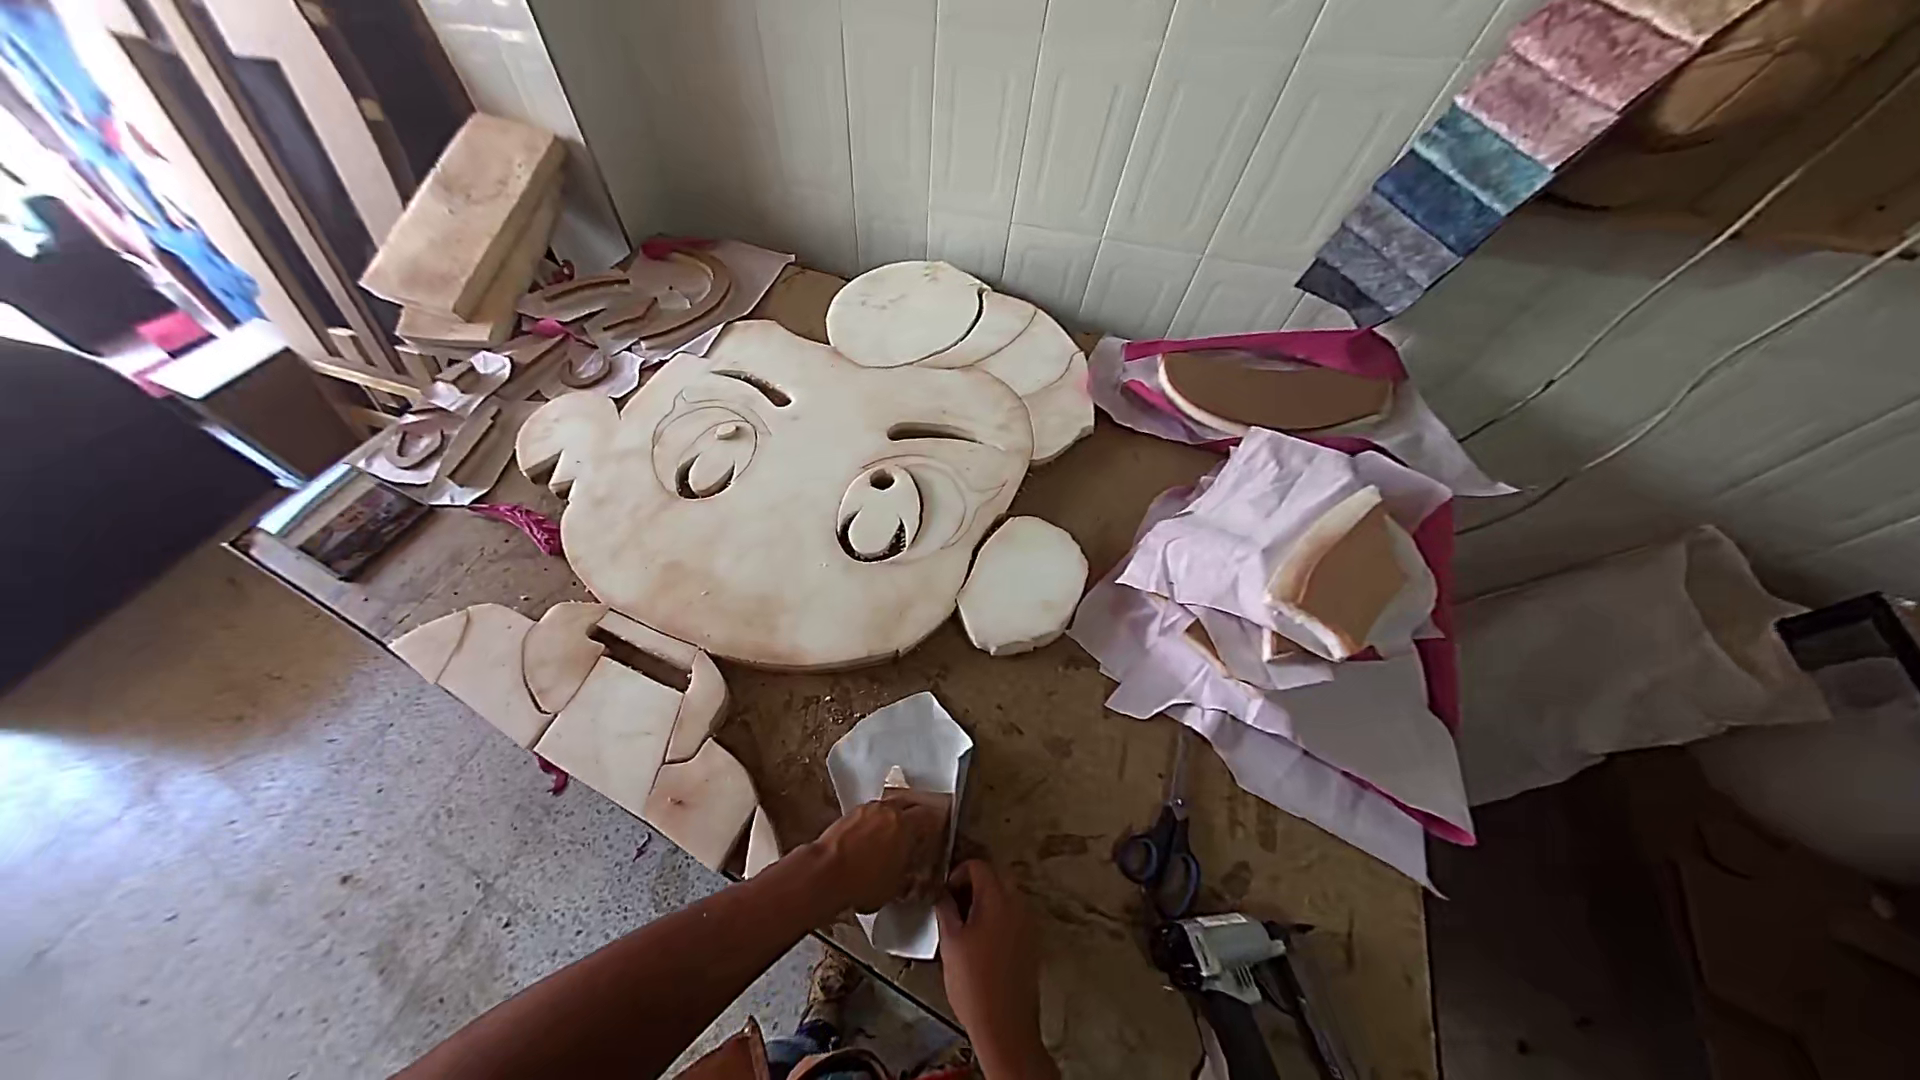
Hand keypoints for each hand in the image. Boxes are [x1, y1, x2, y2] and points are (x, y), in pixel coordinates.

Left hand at [813, 794, 948, 913]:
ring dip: (895, 815)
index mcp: (906, 825)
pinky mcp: (849, 814)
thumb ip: (908, 877)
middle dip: (917, 812)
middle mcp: (888, 811)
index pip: (929, 816)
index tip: (939, 828)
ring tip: (895, 832)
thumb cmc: (860, 882)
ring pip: (888, 806)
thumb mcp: (894, 887)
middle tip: (921, 824)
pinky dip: (876, 820)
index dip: (936, 822)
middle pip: (910, 802)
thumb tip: (911, 879)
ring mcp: (867, 810)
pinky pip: (870, 812)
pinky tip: (872, 837)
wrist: (824, 875)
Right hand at [935, 861, 1056, 1079]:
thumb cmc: (973, 983)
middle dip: (973, 884)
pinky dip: (998, 916)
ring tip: (965, 923)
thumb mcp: (950, 943)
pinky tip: (983, 940)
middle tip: (953, 904)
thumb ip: (946, 909)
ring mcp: (1028, 923)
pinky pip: (1014, 915)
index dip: (958, 873)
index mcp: (997, 899)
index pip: (978, 865)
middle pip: (995, 877)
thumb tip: (943, 893)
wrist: (1005, 1026)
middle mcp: (1017, 904)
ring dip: (986, 900)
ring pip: (1006, 896)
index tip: (945, 892)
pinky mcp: (1032, 942)